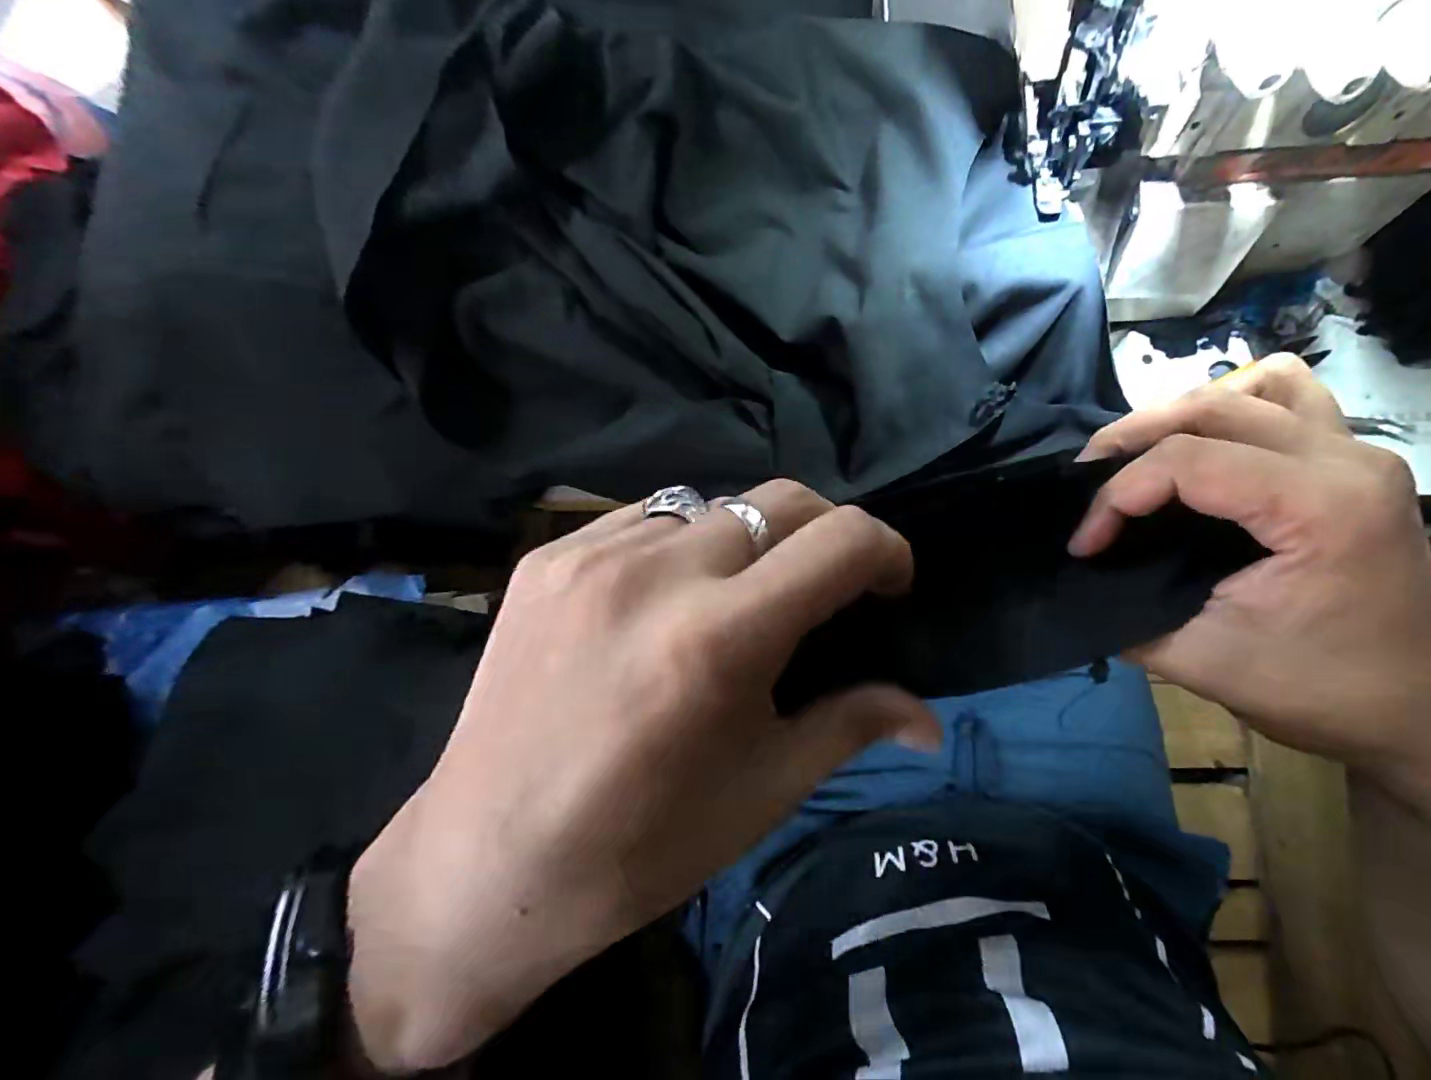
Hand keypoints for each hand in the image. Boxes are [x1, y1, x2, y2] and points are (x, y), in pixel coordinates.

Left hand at [344, 482, 939, 1073]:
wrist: (480, 872)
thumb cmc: (645, 846)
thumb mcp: (770, 787)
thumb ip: (859, 723)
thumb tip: (932, 721)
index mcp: (721, 638)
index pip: (843, 540)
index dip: (889, 552)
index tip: (890, 589)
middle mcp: (658, 574)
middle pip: (787, 499)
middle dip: (833, 534)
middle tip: (833, 589)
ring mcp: (593, 557)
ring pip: (721, 503)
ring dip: (761, 538)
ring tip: (751, 596)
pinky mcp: (548, 558)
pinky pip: (653, 518)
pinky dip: (693, 543)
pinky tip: (679, 597)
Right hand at [1071, 356, 1430, 789]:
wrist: (1424, 722)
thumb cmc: (1326, 697)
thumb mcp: (1210, 664)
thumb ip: (1135, 618)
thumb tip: (1087, 578)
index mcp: (1320, 505)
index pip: (1189, 462)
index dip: (1119, 495)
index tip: (1085, 544)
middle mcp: (1347, 458)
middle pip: (1217, 406)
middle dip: (1136, 436)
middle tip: (1088, 477)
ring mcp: (1362, 454)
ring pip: (1261, 386)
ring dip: (1191, 410)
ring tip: (1147, 453)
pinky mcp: (1362, 465)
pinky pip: (1297, 401)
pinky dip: (1243, 407)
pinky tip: (1215, 444)